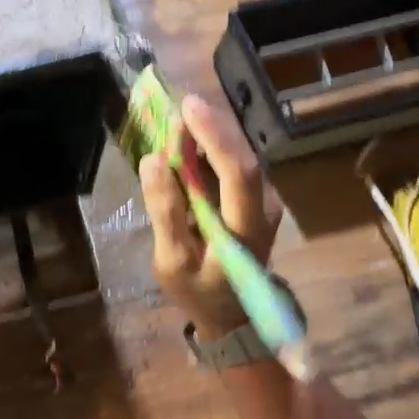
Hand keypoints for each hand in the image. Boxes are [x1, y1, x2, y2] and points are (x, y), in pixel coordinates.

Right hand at [138, 94, 283, 337]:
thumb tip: (153, 161)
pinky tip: (191, 137)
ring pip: (242, 155)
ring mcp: (264, 201)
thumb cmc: (198, 291)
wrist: (231, 314)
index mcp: (247, 229)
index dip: (215, 137)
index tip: (187, 109)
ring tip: (181, 116)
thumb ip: (166, 212)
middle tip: (180, 103)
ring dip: (212, 133)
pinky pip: (235, 164)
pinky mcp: (255, 198)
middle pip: (244, 156)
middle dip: (213, 126)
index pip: (240, 173)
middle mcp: (265, 208)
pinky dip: (212, 147)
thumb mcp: (172, 262)